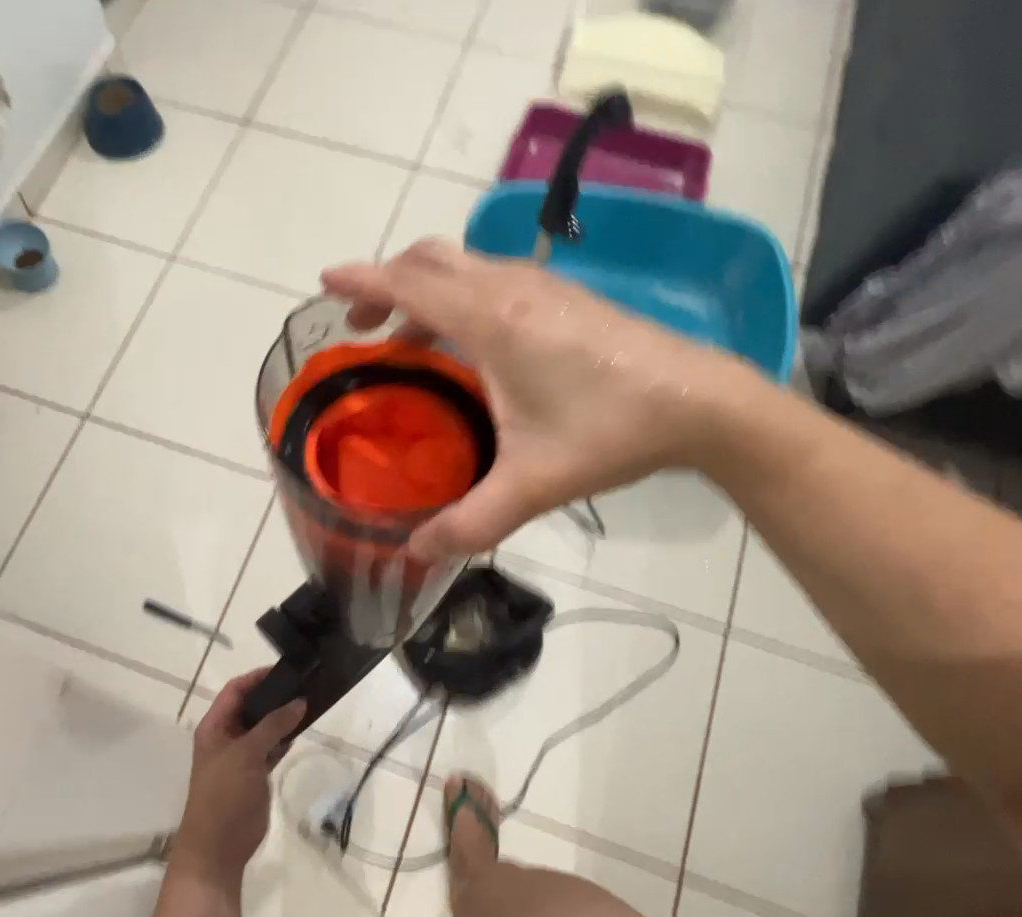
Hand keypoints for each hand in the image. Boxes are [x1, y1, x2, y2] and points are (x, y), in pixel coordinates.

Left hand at [170, 671, 306, 886]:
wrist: (218, 845)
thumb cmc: (224, 794)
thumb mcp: (246, 754)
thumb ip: (272, 726)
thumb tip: (299, 702)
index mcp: (214, 727)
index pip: (235, 691)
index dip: (256, 678)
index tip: (284, 670)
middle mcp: (226, 737)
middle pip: (251, 708)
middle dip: (274, 696)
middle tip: (304, 684)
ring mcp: (241, 757)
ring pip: (264, 728)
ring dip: (283, 718)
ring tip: (310, 702)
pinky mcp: (255, 774)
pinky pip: (272, 748)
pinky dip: (285, 739)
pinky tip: (302, 730)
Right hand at [321, 240, 767, 558]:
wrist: (698, 402)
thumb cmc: (610, 433)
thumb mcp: (533, 485)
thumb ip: (470, 522)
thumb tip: (416, 552)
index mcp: (492, 323)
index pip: (410, 285)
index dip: (361, 281)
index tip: (324, 282)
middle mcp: (511, 290)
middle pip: (431, 260)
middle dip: (386, 282)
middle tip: (361, 326)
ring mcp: (541, 286)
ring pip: (463, 265)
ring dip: (423, 289)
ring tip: (404, 337)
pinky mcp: (562, 296)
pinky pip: (489, 279)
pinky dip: (457, 295)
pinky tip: (466, 345)